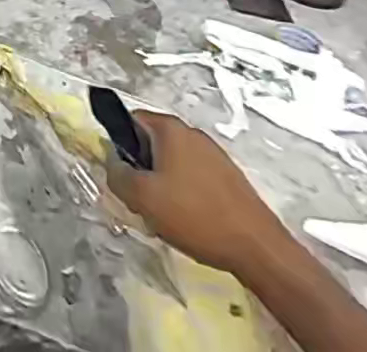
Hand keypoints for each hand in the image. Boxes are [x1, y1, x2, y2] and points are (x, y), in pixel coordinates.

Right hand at [108, 112, 289, 273]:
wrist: (256, 246)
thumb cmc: (194, 215)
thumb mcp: (143, 198)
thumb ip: (117, 175)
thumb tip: (110, 162)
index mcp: (170, 129)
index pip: (131, 119)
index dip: (118, 144)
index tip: (119, 174)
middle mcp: (191, 133)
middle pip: (151, 142)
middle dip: (140, 169)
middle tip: (139, 199)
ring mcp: (212, 153)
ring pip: (172, 162)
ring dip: (161, 183)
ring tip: (163, 215)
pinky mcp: (226, 175)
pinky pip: (192, 176)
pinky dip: (183, 193)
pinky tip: (187, 220)